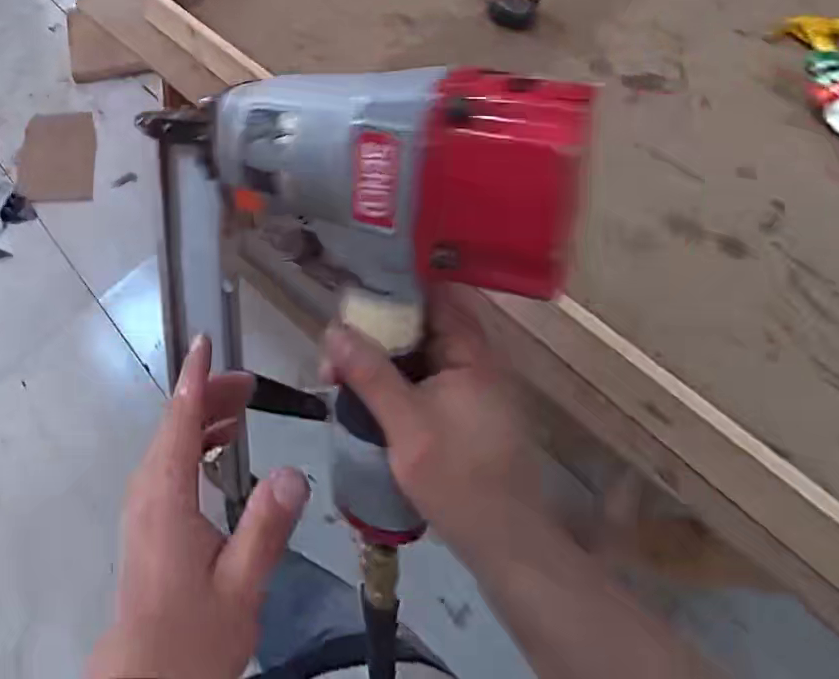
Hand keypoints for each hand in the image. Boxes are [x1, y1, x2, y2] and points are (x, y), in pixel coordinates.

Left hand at [87, 335, 309, 678]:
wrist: (147, 672)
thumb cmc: (193, 632)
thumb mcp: (241, 584)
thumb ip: (266, 526)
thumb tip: (295, 472)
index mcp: (166, 491)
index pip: (179, 417)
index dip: (194, 377)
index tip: (203, 341)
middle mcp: (148, 485)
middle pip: (176, 422)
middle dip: (209, 394)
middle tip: (250, 383)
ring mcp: (144, 498)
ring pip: (172, 440)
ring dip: (204, 417)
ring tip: (243, 406)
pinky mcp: (148, 512)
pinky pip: (171, 460)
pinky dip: (195, 441)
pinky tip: (222, 445)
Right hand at [320, 288, 540, 556]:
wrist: (505, 548)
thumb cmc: (460, 481)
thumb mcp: (406, 425)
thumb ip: (369, 373)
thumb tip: (333, 329)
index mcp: (473, 357)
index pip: (437, 298)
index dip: (396, 289)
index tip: (354, 293)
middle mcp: (474, 363)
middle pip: (420, 325)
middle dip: (373, 329)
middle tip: (335, 344)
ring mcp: (468, 388)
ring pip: (415, 353)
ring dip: (376, 357)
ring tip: (336, 373)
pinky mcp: (459, 411)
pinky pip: (418, 378)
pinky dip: (388, 379)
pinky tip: (359, 393)